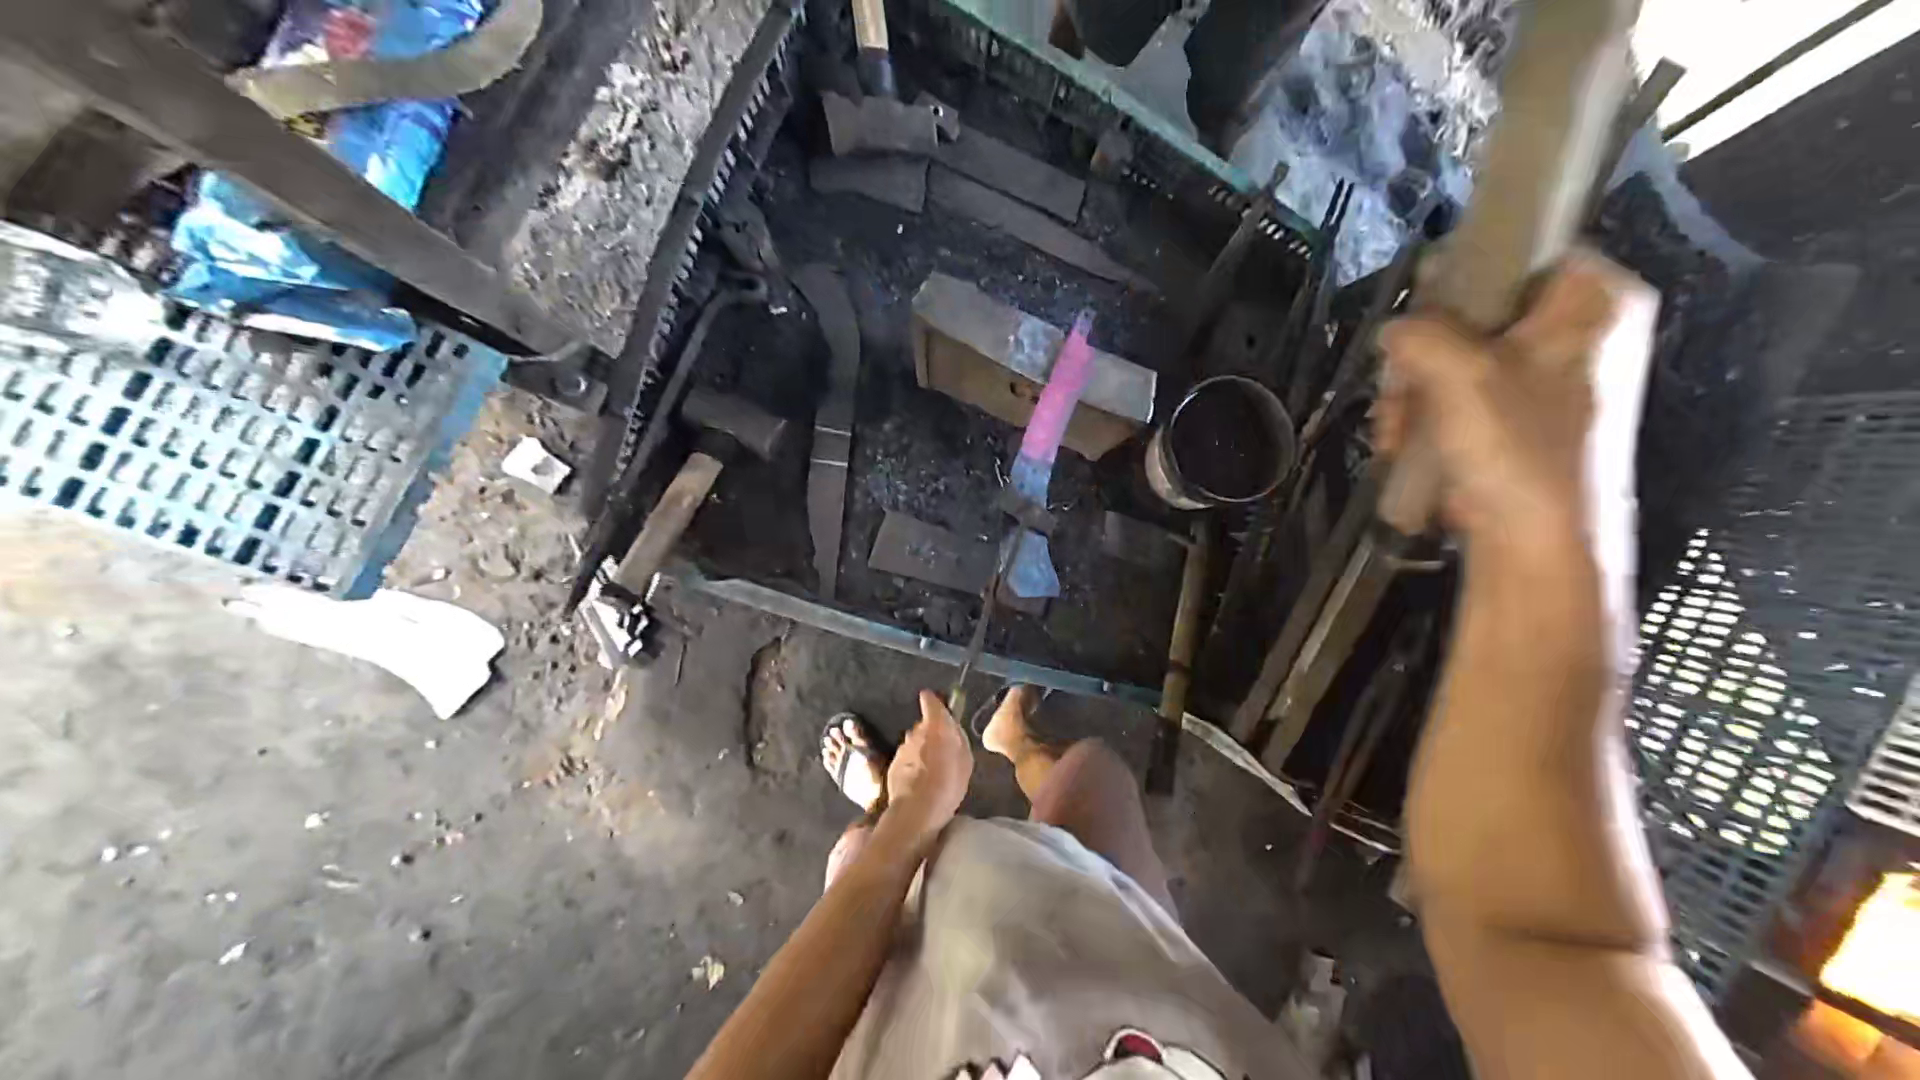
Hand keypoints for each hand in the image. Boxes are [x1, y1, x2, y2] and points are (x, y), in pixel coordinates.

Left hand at [883, 691, 973, 840]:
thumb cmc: (948, 783)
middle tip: (944, 751)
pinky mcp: (893, 765)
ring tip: (933, 771)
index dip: (934, 701)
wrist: (917, 810)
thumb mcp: (965, 760)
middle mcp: (915, 731)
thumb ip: (958, 738)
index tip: (938, 706)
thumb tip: (951, 727)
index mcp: (936, 725)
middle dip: (932, 733)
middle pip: (924, 725)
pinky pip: (907, 759)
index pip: (930, 700)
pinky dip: (913, 765)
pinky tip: (921, 782)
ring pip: (914, 743)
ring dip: (922, 751)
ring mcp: (902, 748)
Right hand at [1374, 251, 1654, 554]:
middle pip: (1475, 312)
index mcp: (1594, 302)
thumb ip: (1420, 334)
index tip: (1420, 308)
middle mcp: (1577, 333)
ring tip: (1398, 430)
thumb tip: (1393, 329)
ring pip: (1454, 357)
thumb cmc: (1514, 447)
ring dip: (1413, 393)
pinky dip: (1425, 416)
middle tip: (1402, 389)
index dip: (1465, 272)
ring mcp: (1545, 379)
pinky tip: (1407, 443)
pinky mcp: (1516, 418)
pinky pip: (1456, 394)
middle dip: (1421, 356)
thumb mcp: (1460, 375)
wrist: (1532, 540)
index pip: (1526, 248)